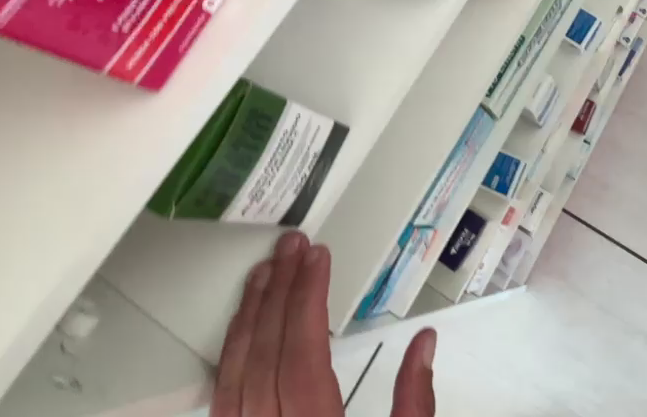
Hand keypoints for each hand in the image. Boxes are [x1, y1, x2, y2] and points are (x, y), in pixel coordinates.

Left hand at [213, 231, 437, 416]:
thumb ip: (414, 402)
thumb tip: (423, 340)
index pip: (303, 360)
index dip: (308, 302)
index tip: (318, 256)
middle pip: (266, 359)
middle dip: (280, 294)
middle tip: (292, 245)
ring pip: (236, 376)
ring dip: (251, 316)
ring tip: (266, 269)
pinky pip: (223, 400)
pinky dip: (232, 355)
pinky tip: (244, 324)